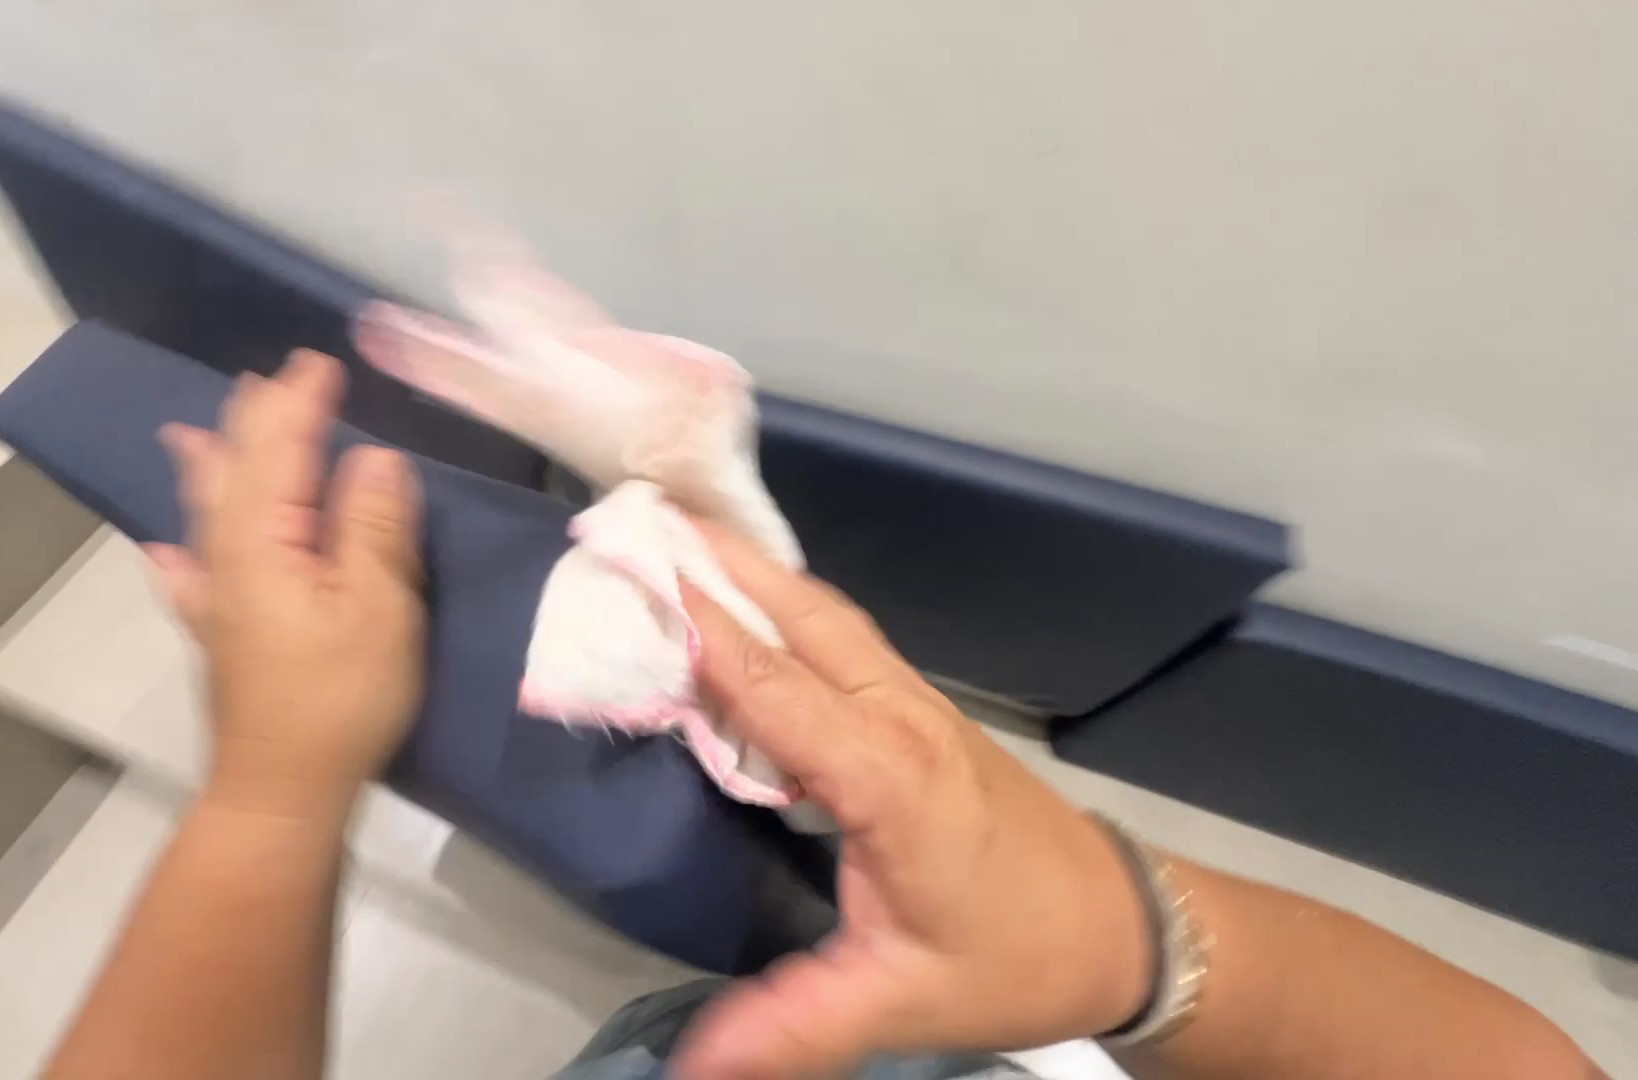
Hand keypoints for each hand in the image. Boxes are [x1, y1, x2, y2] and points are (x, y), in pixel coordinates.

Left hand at [145, 350, 425, 821]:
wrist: (282, 788)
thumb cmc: (342, 695)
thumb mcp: (379, 607)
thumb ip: (376, 527)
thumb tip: (375, 456)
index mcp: (267, 540)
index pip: (283, 451)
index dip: (303, 404)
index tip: (321, 361)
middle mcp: (228, 557)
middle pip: (236, 472)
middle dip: (257, 420)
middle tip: (271, 378)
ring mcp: (217, 598)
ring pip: (206, 515)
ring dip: (209, 466)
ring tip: (193, 430)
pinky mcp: (221, 635)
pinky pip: (189, 579)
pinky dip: (176, 554)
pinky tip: (161, 552)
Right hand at [672, 525, 1151, 1077]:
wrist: (1119, 922)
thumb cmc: (1011, 956)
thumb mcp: (904, 1000)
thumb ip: (797, 1023)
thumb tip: (692, 1064)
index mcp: (887, 777)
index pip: (778, 691)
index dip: (707, 636)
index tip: (645, 579)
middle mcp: (896, 714)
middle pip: (805, 617)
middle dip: (728, 562)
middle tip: (657, 518)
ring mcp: (911, 698)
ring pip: (823, 614)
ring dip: (756, 570)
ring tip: (690, 536)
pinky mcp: (914, 702)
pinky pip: (836, 635)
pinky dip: (783, 601)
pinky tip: (751, 596)